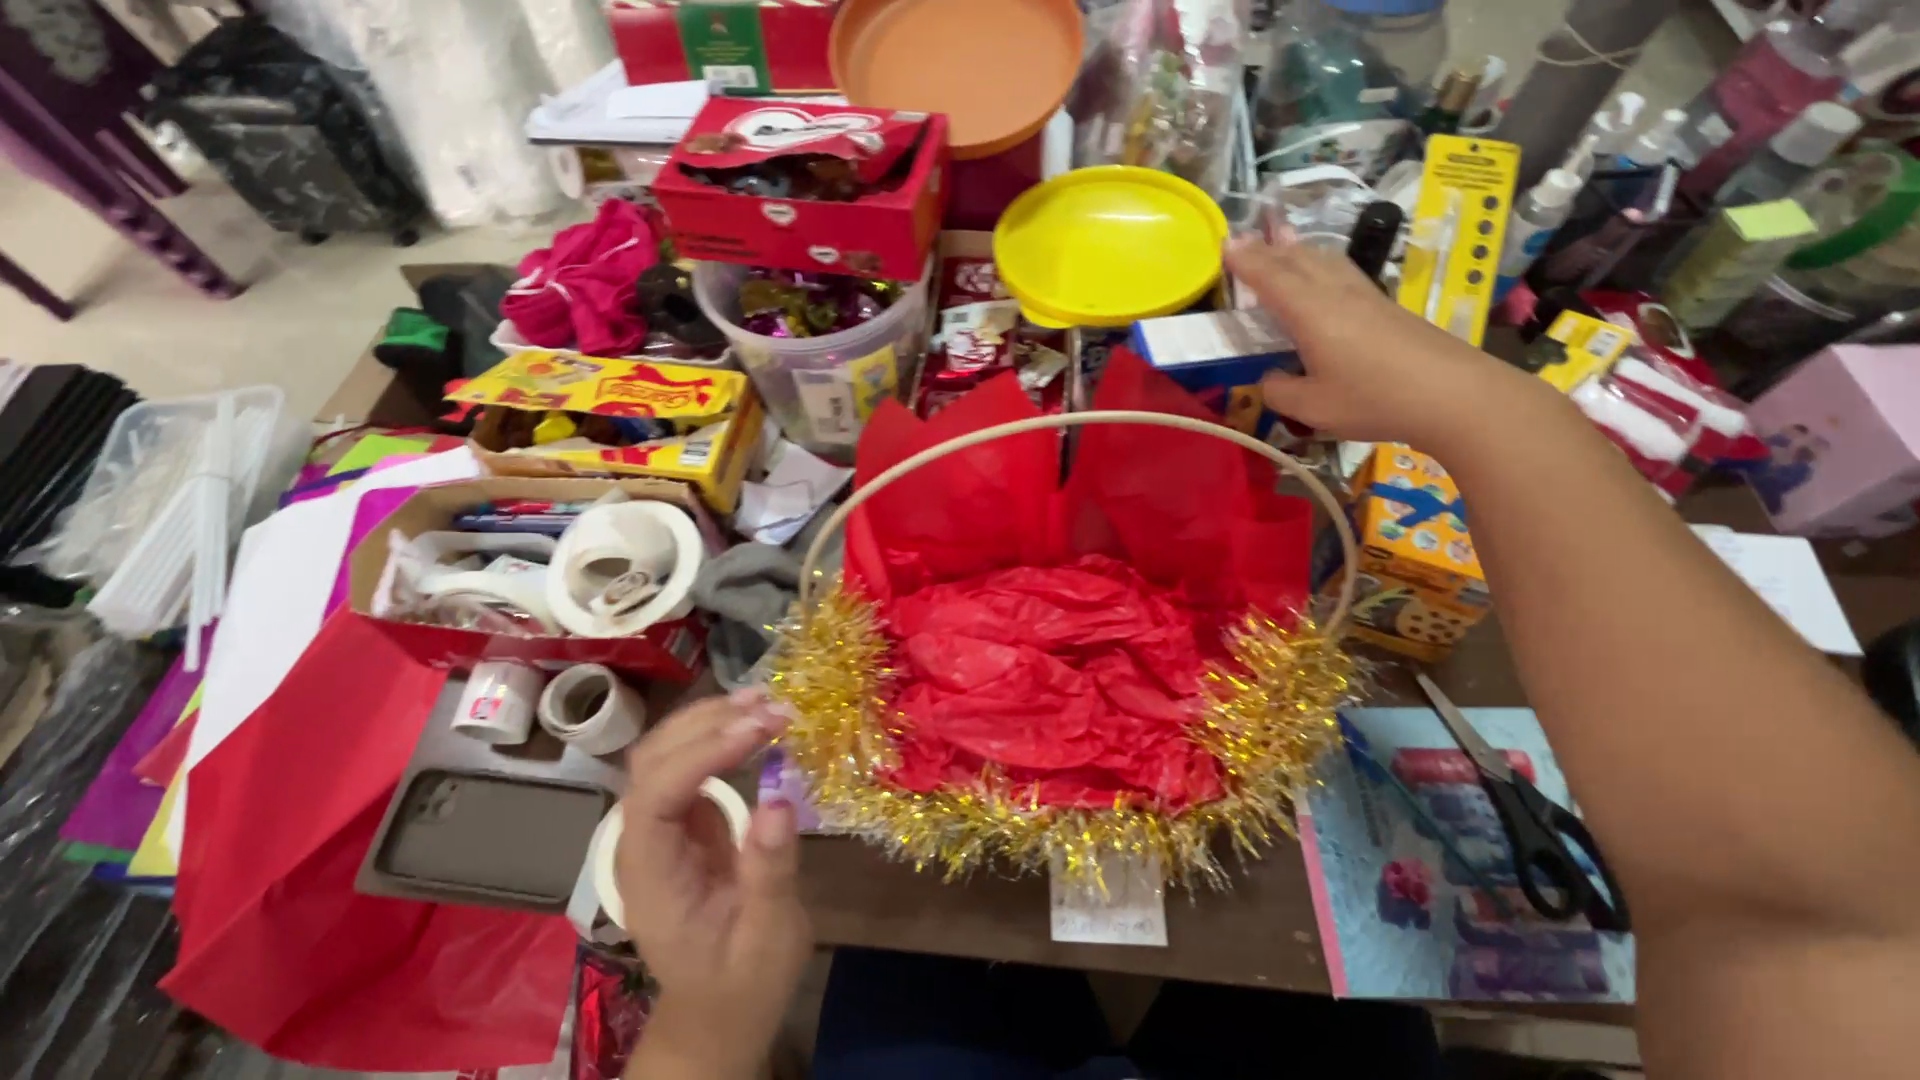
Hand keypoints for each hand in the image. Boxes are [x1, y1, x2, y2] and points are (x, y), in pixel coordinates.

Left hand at [617, 689, 809, 1077]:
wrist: (718, 1013)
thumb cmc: (742, 984)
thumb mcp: (766, 939)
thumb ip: (768, 873)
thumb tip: (781, 800)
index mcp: (651, 877)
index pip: (656, 795)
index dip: (702, 754)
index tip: (759, 729)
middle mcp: (643, 844)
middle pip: (652, 762)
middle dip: (707, 724)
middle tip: (772, 707)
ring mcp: (661, 831)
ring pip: (665, 756)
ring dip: (710, 720)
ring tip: (764, 701)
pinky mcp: (683, 825)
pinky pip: (690, 767)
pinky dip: (719, 737)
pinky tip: (753, 725)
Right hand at [1224, 233, 1528, 448]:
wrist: (1453, 393)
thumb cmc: (1374, 399)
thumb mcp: (1312, 408)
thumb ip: (1281, 391)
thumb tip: (1270, 379)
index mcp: (1310, 312)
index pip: (1270, 276)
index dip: (1246, 261)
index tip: (1225, 245)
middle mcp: (1335, 293)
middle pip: (1297, 260)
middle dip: (1267, 249)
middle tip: (1243, 241)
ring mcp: (1365, 296)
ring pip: (1324, 261)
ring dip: (1297, 251)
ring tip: (1282, 244)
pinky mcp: (1385, 307)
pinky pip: (1342, 273)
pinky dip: (1320, 265)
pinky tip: (1324, 274)